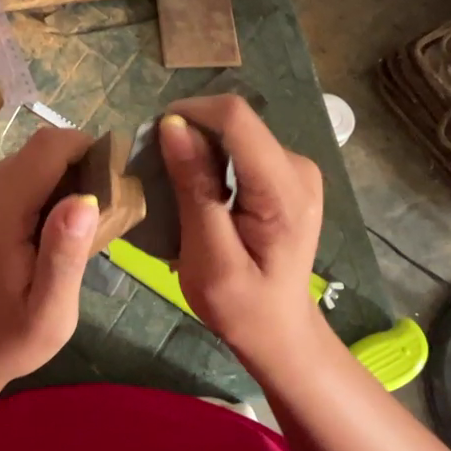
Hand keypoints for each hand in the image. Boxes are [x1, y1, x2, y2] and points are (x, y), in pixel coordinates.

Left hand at [0, 127, 100, 387]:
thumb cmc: (5, 343)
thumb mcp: (49, 314)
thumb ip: (66, 254)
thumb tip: (84, 198)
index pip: (46, 147)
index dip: (84, 149)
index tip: (109, 179)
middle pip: (31, 154)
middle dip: (69, 171)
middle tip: (94, 217)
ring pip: (16, 165)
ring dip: (47, 185)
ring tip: (64, 233)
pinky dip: (25, 195)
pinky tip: (34, 237)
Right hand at [159, 95, 325, 365]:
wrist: (280, 335)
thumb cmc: (242, 307)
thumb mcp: (209, 258)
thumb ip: (194, 188)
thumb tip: (172, 126)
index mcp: (284, 190)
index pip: (235, 117)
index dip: (188, 115)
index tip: (153, 143)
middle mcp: (297, 166)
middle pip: (232, 121)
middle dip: (188, 134)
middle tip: (158, 174)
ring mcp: (293, 167)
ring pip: (231, 129)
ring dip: (195, 147)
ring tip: (174, 185)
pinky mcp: (282, 172)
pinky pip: (236, 144)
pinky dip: (208, 157)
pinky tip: (197, 191)